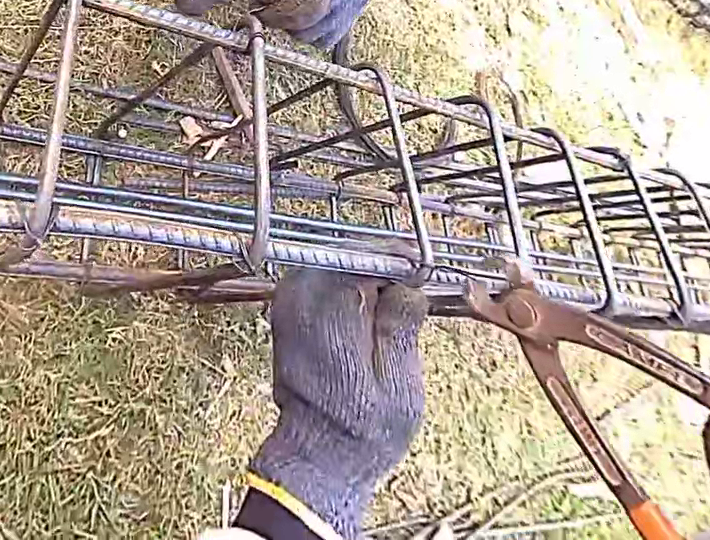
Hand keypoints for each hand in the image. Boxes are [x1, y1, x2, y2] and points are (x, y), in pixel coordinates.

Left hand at [251, 0, 370, 48]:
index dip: (277, 10)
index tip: (257, 0)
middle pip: (313, 21)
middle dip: (280, 19)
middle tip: (264, 4)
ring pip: (318, 34)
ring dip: (292, 25)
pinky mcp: (357, 8)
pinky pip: (327, 36)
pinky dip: (308, 29)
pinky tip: (299, 7)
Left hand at [252, 269, 426, 538]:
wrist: (317, 455)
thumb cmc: (361, 427)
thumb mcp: (399, 382)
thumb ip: (400, 322)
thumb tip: (408, 281)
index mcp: (327, 307)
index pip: (368, 255)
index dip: (399, 260)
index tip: (420, 271)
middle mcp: (301, 293)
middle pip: (353, 254)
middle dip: (384, 266)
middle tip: (411, 288)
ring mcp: (290, 295)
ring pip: (341, 262)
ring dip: (369, 275)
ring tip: (393, 303)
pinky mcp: (289, 304)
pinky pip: (328, 276)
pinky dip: (352, 286)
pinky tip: (369, 311)